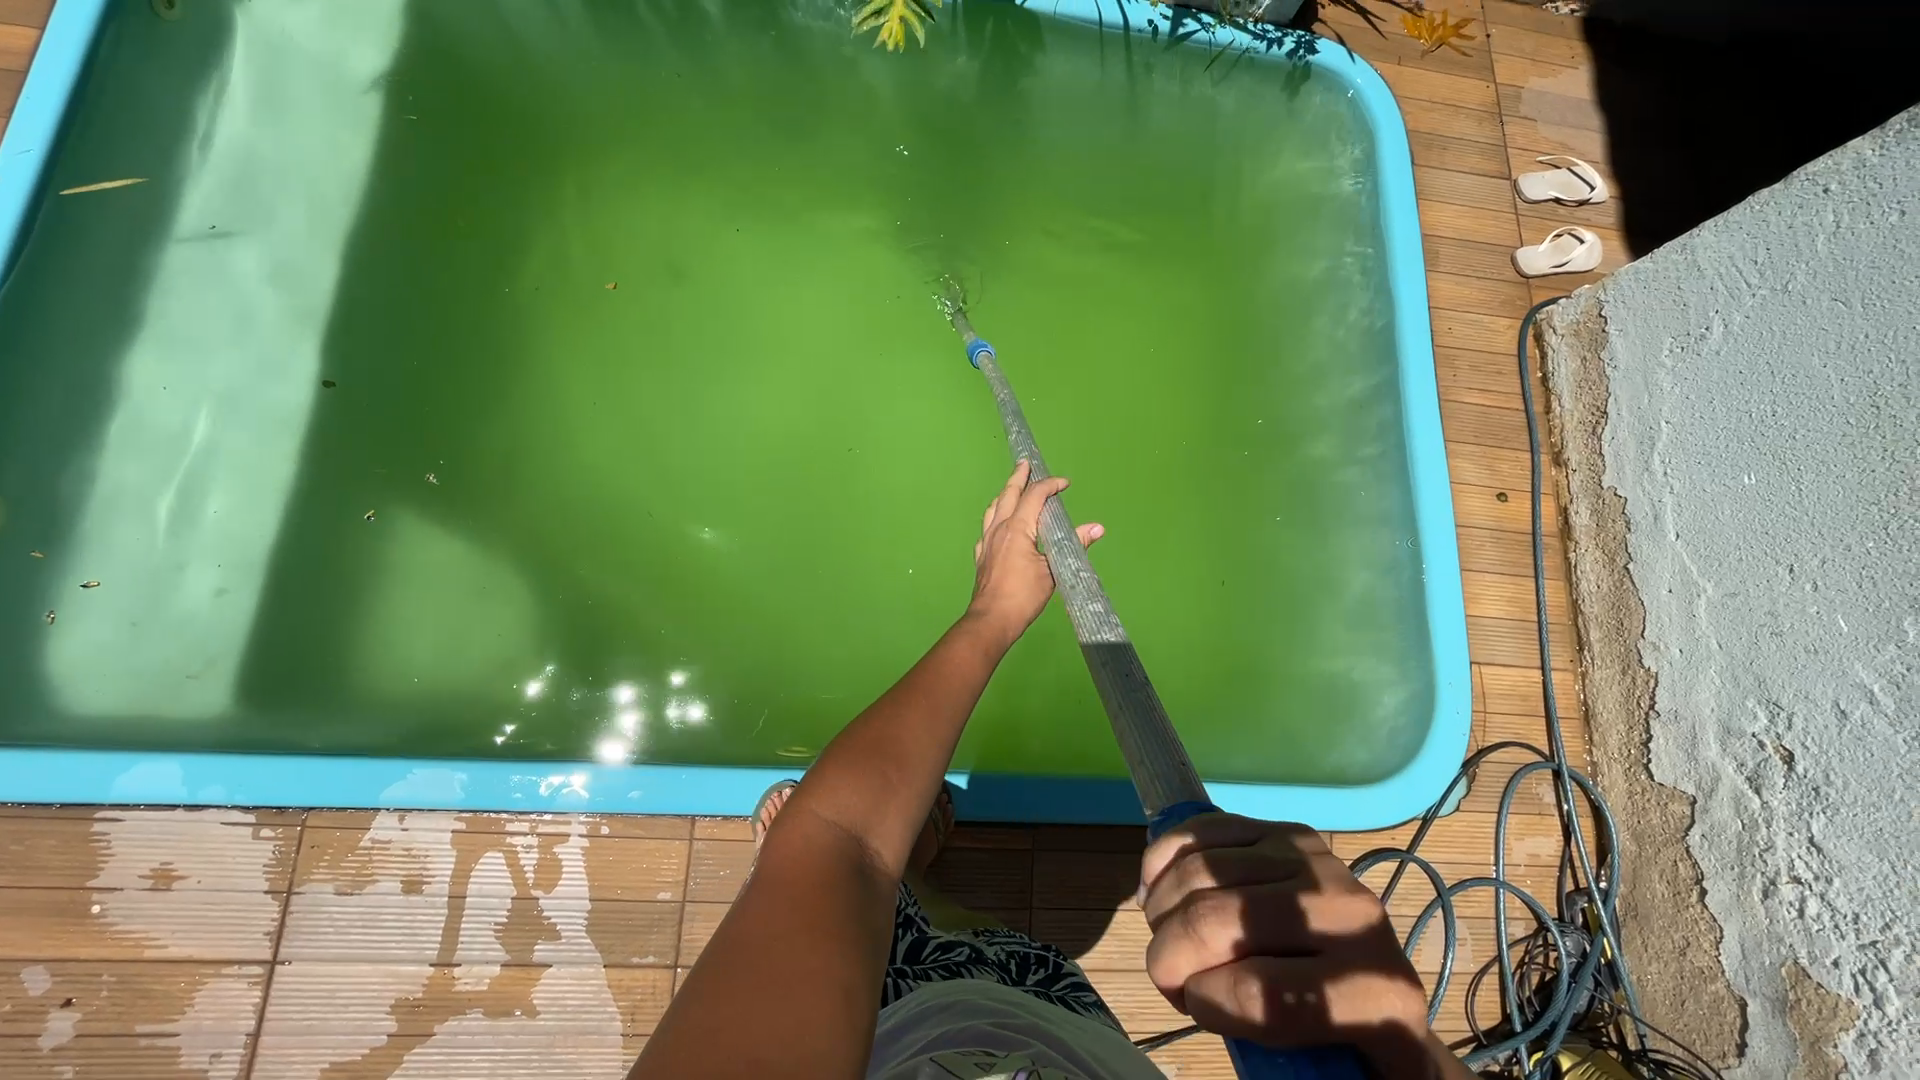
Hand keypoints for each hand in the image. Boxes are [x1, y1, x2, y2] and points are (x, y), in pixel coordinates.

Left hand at [965, 460, 1102, 640]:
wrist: (992, 619)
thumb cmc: (1024, 596)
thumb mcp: (1053, 571)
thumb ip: (1073, 545)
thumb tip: (1097, 528)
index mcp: (1017, 528)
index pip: (1034, 496)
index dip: (1050, 485)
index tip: (1064, 483)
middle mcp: (999, 529)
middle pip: (1009, 494)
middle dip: (1019, 477)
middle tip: (1026, 463)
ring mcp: (986, 541)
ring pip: (994, 508)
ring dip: (1005, 493)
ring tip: (1013, 487)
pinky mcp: (981, 555)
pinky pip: (988, 526)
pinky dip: (997, 515)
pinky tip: (1000, 522)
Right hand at [1141, 813, 1464, 1078]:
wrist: (1372, 981)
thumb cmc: (1343, 1040)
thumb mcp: (1320, 1071)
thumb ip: (1270, 1041)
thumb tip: (1200, 994)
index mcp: (1378, 997)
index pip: (1262, 994)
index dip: (1207, 1003)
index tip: (1197, 1011)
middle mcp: (1353, 916)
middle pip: (1219, 921)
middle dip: (1169, 954)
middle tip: (1167, 978)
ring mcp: (1316, 862)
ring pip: (1201, 871)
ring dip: (1160, 909)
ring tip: (1164, 934)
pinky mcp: (1286, 831)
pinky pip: (1202, 832)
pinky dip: (1162, 860)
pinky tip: (1157, 890)